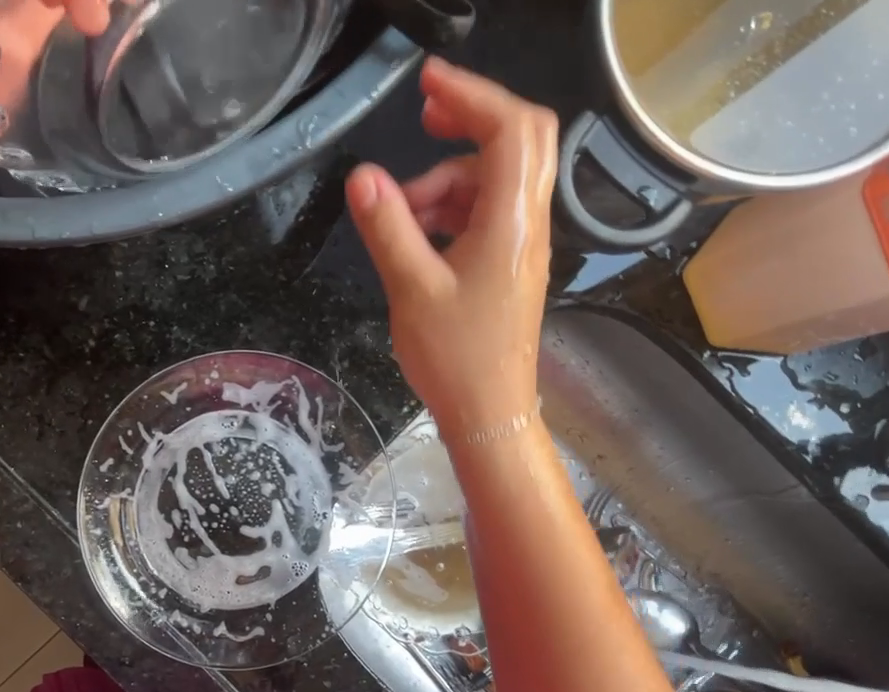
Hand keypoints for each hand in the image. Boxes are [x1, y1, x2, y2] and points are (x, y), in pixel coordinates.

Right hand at [345, 59, 557, 440]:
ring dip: (445, 180)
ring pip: (492, 182)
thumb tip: (361, 176)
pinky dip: (451, 209)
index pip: (509, 130)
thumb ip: (388, 228)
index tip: (426, 83)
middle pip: (519, 142)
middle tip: (423, 117)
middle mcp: (527, 222)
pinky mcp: (509, 265)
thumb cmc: (455, 356)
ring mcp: (521, 244)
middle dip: (471, 119)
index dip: (472, 94)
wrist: (489, 412)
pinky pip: (485, 214)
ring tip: (398, 214)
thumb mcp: (412, 290)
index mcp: (510, 221)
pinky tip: (416, 237)